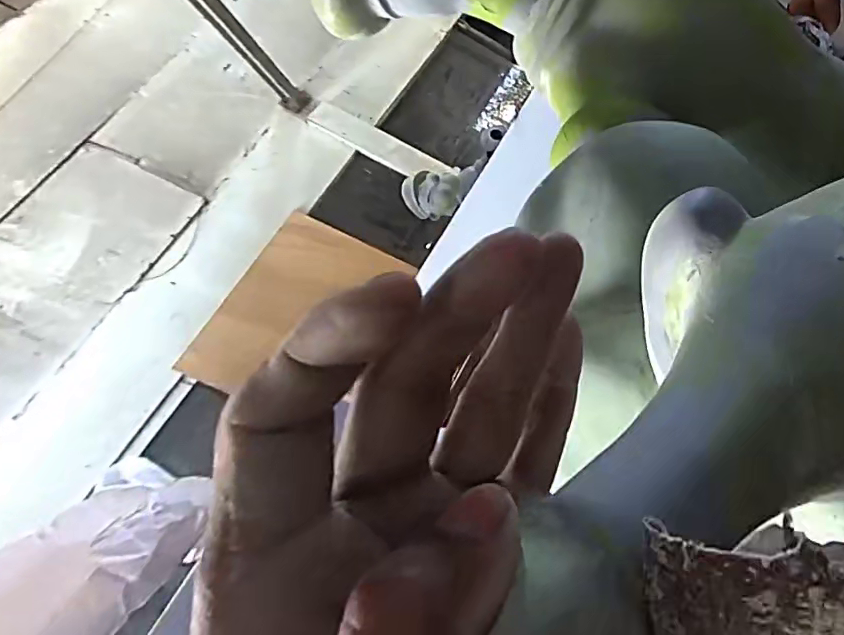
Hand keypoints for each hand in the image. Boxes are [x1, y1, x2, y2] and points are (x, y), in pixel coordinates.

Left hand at [197, 230, 583, 634]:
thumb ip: (416, 630)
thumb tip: (477, 523)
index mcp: (277, 561)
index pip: (280, 418)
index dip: (331, 343)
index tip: (403, 294)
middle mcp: (357, 526)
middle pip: (404, 390)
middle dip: (466, 308)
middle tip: (525, 247)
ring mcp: (437, 528)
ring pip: (479, 407)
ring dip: (522, 328)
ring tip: (559, 256)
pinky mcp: (505, 543)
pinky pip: (528, 453)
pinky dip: (550, 396)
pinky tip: (566, 337)